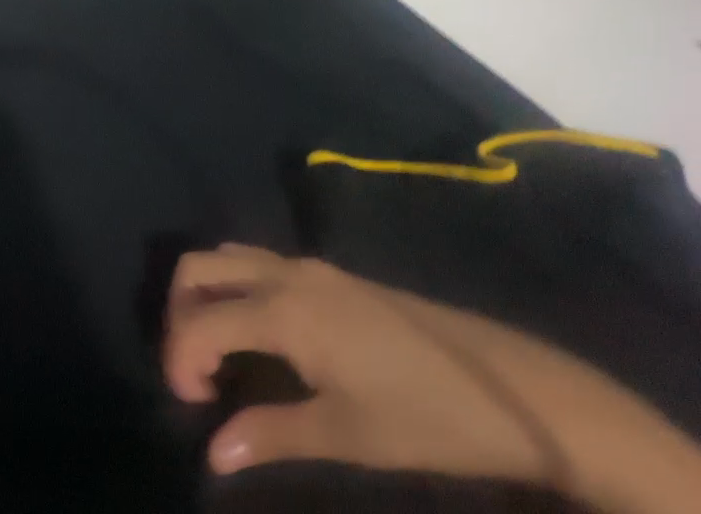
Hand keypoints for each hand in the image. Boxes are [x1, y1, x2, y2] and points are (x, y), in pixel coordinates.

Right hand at [163, 244, 700, 513]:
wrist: (533, 395)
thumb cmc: (434, 419)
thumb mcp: (348, 435)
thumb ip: (270, 434)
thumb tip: (214, 453)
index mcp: (283, 311)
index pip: (197, 323)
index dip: (178, 361)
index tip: (194, 404)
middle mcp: (286, 276)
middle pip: (197, 269)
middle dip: (179, 315)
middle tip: (198, 369)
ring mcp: (313, 269)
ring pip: (226, 258)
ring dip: (206, 295)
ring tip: (221, 348)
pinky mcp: (336, 276)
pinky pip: (258, 264)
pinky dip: (237, 289)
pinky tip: (264, 336)